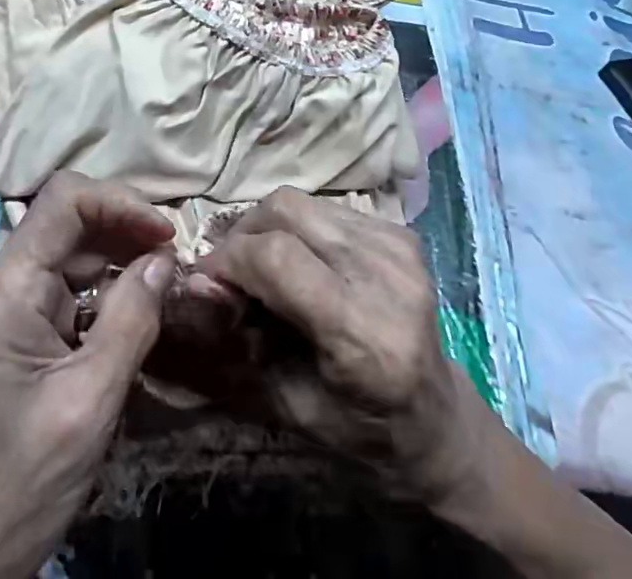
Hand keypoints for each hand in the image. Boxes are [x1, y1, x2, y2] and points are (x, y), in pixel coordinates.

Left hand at [0, 172, 176, 578]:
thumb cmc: (21, 478)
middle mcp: (3, 284)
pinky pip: (69, 295)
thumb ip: (130, 321)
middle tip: (180, 264)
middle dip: (128, 233)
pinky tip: (141, 309)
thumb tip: (165, 259)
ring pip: (73, 259)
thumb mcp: (89, 400)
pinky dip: (107, 295)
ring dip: (122, 263)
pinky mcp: (21, 335)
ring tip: (170, 284)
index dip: (120, 202)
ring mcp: (10, 309)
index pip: (63, 201)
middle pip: (70, 226)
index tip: (168, 234)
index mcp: (6, 287)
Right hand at [200, 188, 631, 578]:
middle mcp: (389, 280)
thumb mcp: (286, 399)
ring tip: (262, 267)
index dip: (226, 260)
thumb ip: (237, 334)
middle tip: (231, 274)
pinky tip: (300, 262)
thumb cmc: (359, 429)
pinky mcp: (403, 235)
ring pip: (299, 202)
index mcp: (366, 336)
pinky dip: (296, 227)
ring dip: (265, 228)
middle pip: (284, 212)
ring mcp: (401, 250)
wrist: (440, 423)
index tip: (206, 282)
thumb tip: (192, 279)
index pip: (276, 257)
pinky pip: (323, 208)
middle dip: (241, 236)